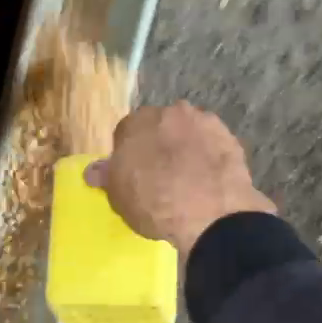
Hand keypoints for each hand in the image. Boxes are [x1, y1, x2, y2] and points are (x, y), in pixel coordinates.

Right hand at [85, 103, 276, 254]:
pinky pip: (210, 146)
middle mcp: (171, 111)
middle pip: (159, 127)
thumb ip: (106, 177)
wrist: (208, 210)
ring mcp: (203, 121)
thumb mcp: (119, 196)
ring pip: (187, 133)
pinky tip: (204, 181)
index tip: (130, 174)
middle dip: (157, 145)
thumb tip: (92, 170)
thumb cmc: (152, 202)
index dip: (127, 154)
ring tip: (184, 181)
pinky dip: (206, 158)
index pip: (125, 132)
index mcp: (137, 122)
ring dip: (184, 149)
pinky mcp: (229, 137)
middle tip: (157, 176)